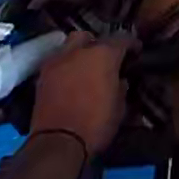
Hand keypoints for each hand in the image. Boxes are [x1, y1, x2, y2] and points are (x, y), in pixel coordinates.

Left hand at [30, 31, 131, 157]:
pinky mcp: (43, 72)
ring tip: (84, 68)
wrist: (58, 142)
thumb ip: (120, 89)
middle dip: (98, 44)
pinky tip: (69, 79)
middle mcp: (80, 50)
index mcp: (103, 55)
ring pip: (70, 45)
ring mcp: (59, 58)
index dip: (130, 44)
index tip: (136, 50)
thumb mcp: (119, 110)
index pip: (121, 39)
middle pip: (90, 37)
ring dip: (79, 53)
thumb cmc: (95, 126)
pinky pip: (58, 60)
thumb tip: (119, 80)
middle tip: (104, 60)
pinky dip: (65, 66)